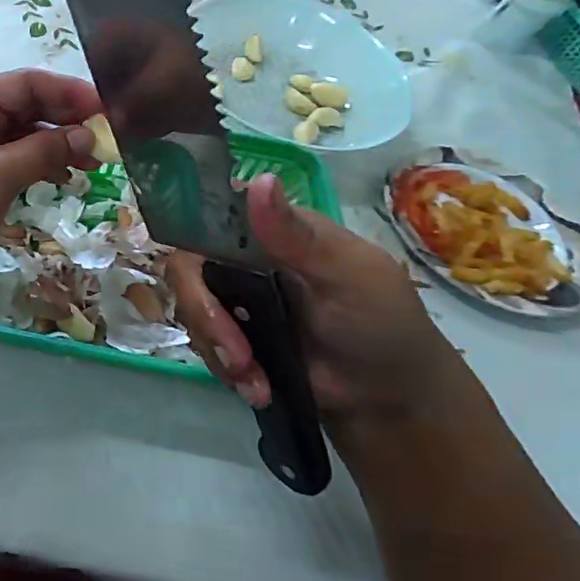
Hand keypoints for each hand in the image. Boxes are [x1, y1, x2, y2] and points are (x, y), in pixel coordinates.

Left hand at [0, 70, 102, 279]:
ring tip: (93, 165)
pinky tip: (62, 179)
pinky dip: (38, 166)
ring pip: (22, 136)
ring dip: (56, 145)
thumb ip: (43, 151)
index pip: (26, 83)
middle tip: (109, 143)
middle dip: (68, 120)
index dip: (70, 93)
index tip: (110, 112)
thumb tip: (89, 134)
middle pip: (26, 107)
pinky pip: (12, 161)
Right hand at [166, 173, 459, 421]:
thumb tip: (259, 178)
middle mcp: (244, 259)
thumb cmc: (383, 325)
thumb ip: (298, 235)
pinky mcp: (231, 337)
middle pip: (189, 270)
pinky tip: (256, 388)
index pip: (209, 217)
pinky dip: (224, 368)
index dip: (190, 237)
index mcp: (272, 230)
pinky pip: (201, 343)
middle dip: (206, 316)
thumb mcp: (348, 274)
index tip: (195, 273)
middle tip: (238, 354)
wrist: (390, 402)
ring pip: (190, 309)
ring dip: (217, 349)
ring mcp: (235, 299)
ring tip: (255, 381)